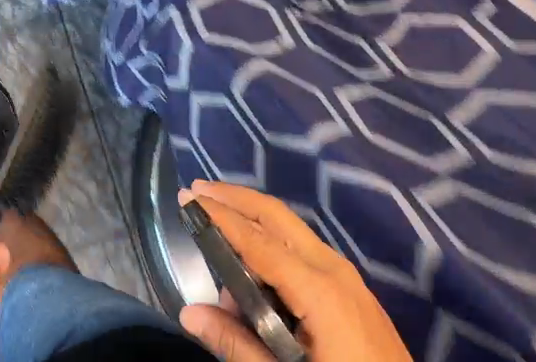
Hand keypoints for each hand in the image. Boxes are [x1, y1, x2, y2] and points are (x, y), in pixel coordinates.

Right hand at [177, 180, 411, 361]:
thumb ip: (238, 346)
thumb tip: (189, 313)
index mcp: (318, 290)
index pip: (256, 240)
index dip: (218, 216)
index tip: (185, 196)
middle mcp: (333, 269)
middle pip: (276, 216)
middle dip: (235, 199)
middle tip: (197, 190)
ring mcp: (346, 278)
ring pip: (290, 230)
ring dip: (252, 219)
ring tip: (215, 232)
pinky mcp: (351, 291)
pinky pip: (303, 249)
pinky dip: (271, 242)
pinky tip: (252, 266)